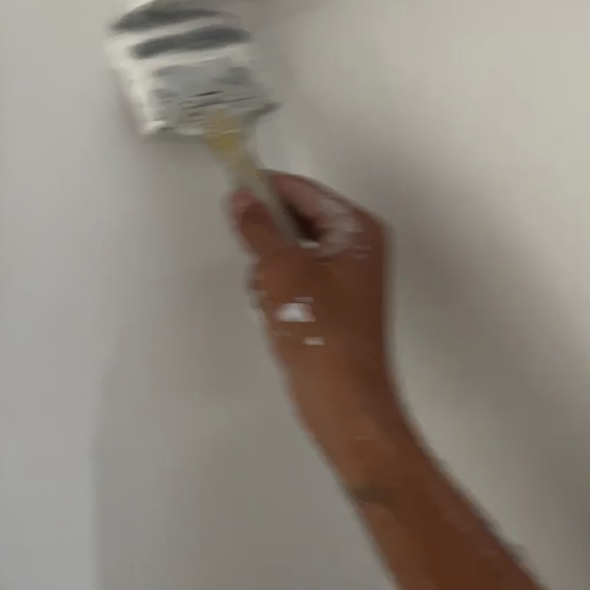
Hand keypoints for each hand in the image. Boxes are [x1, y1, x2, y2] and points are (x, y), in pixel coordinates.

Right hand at [227, 173, 402, 445]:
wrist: (344, 401)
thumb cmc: (320, 332)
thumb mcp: (280, 269)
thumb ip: (258, 226)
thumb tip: (240, 197)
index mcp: (356, 229)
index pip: (302, 190)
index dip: (265, 187)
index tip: (232, 189)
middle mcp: (357, 246)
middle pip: (298, 217)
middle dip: (268, 234)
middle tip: (250, 252)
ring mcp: (347, 274)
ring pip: (292, 247)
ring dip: (270, 265)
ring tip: (268, 294)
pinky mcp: (334, 300)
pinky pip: (296, 274)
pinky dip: (278, 286)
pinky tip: (273, 310)